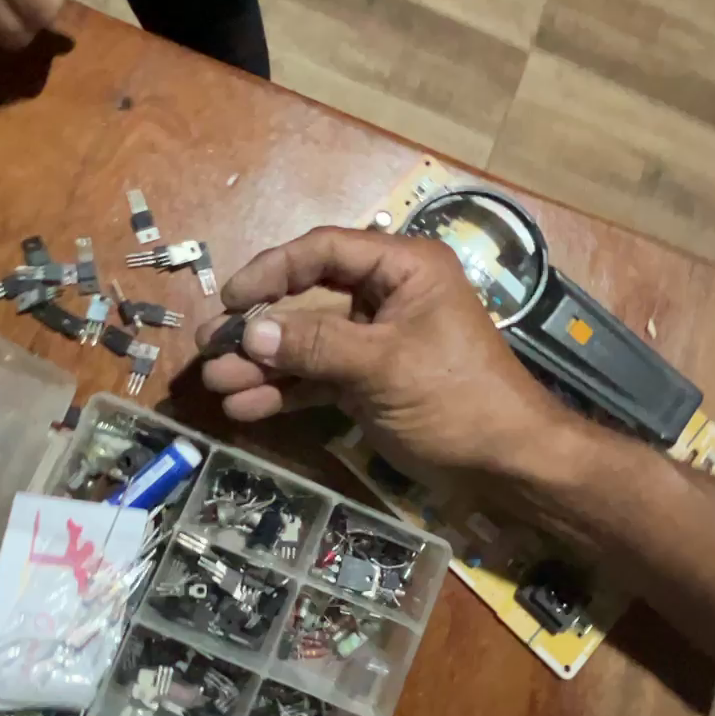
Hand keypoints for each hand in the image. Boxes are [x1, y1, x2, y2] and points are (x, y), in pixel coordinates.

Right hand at [195, 227, 570, 479]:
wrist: (505, 464)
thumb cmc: (456, 397)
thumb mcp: (384, 365)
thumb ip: (315, 344)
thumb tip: (249, 330)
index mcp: (403, 269)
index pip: (325, 251)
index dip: (273, 270)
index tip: (232, 298)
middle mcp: (385, 296)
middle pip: (308, 300)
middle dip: (260, 328)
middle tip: (210, 349)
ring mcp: (374, 341)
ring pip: (307, 343)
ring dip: (264, 364)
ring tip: (218, 385)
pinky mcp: (368, 380)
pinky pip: (318, 377)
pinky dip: (286, 391)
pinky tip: (247, 408)